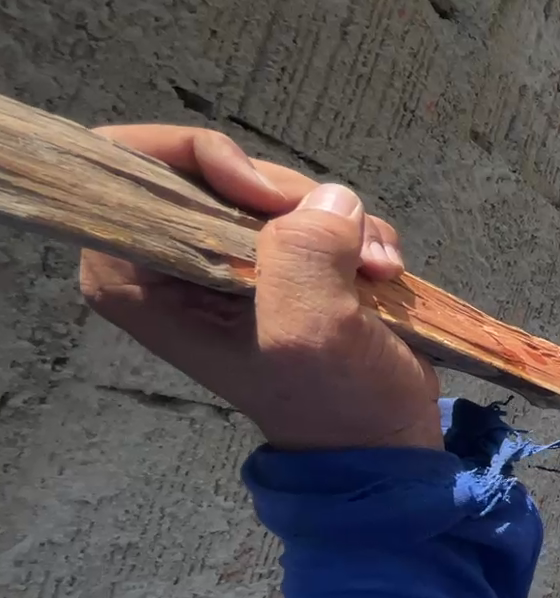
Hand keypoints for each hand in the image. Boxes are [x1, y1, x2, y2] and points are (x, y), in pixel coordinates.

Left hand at [78, 125, 442, 451]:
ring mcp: (248, 261)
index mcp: (143, 274)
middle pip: (227, 174)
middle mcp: (186, 259)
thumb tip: (334, 200)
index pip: (135, 167)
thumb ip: (305, 256)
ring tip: (379, 273)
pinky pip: (331, 219)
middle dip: (299, 204)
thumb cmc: (332, 397)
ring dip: (349, 228)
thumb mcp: (308, 331)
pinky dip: (368, 240)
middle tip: (350, 249)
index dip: (205, 163)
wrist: (385, 434)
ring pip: (291, 196)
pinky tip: (385, 275)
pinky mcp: (302, 268)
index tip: (272, 200)